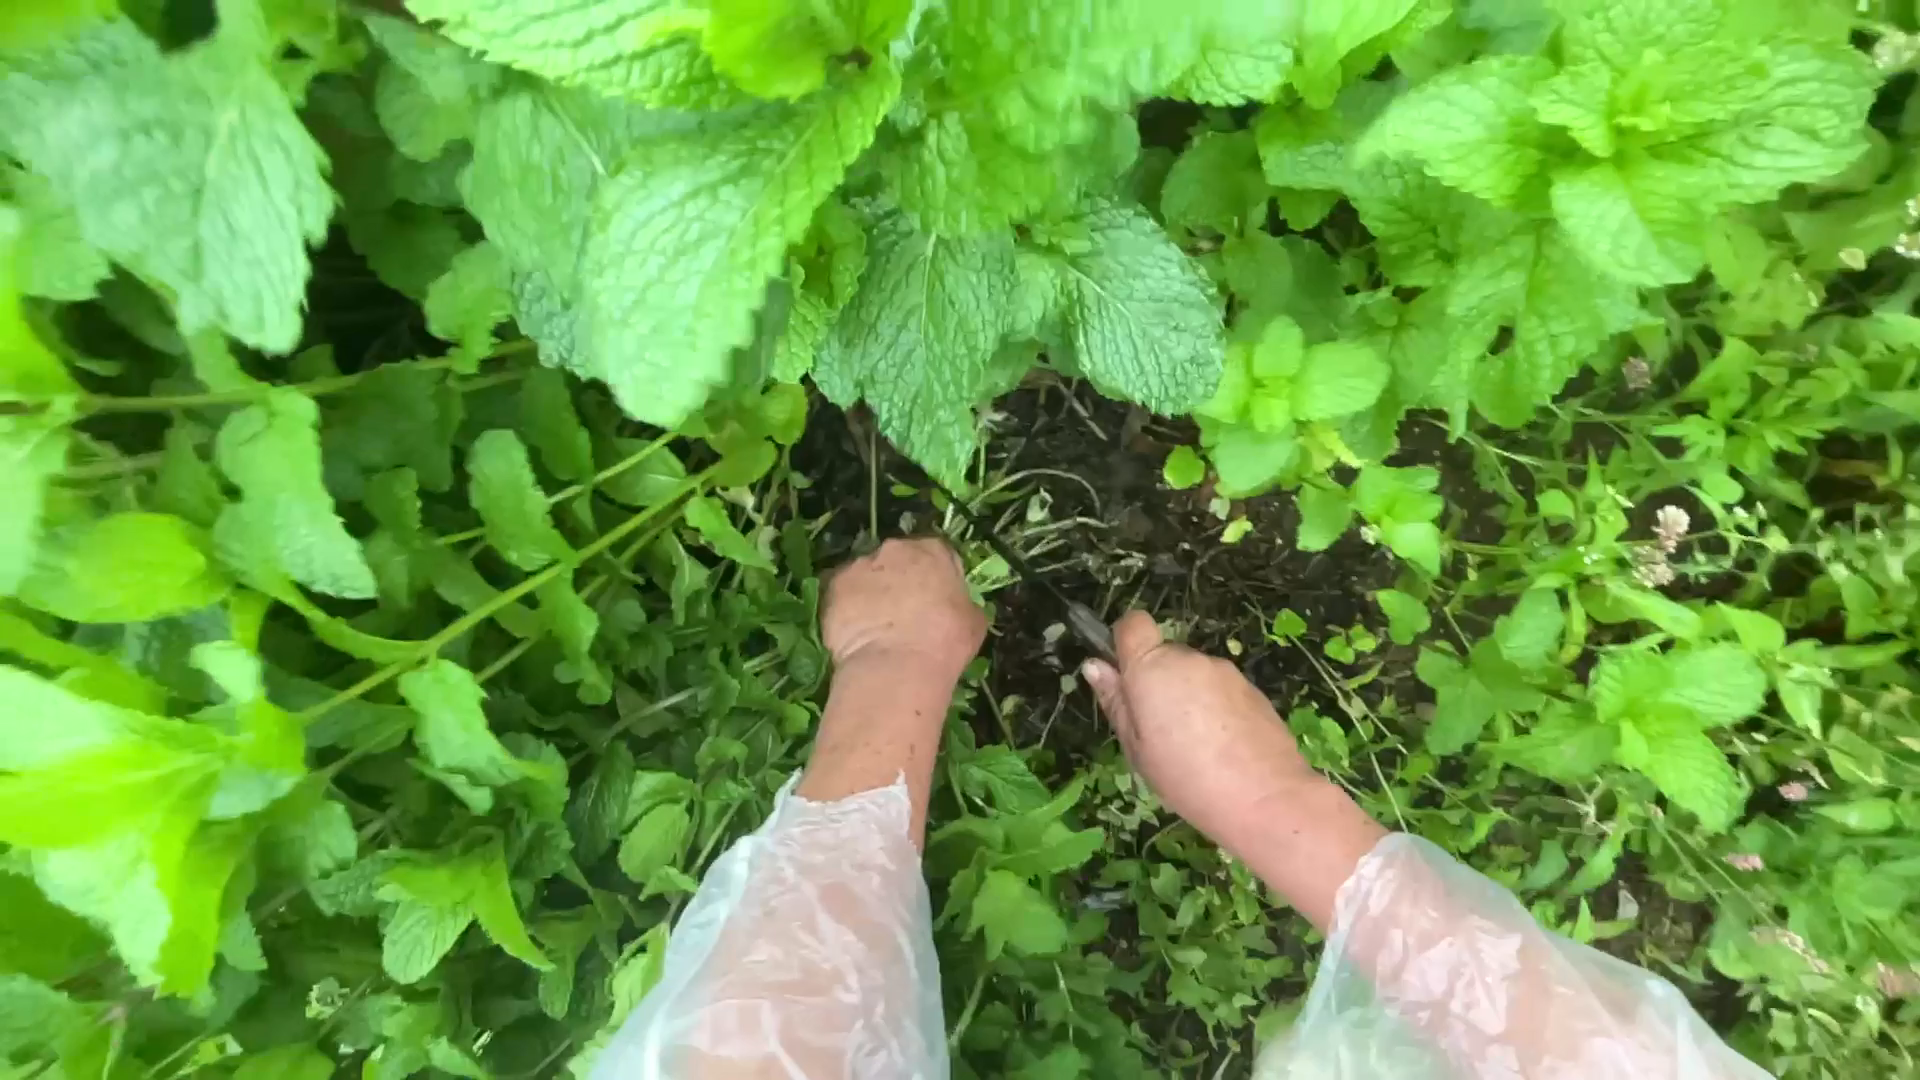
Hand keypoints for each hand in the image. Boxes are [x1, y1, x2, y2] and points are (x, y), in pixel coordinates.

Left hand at [822, 537, 985, 679]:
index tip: (936, 599)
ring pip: (865, 574)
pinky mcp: (832, 585)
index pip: (937, 554)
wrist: (898, 665)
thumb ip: (962, 602)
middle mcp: (894, 548)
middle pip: (897, 559)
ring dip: (870, 592)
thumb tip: (955, 606)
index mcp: (933, 549)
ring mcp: (859, 564)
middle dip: (899, 579)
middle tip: (902, 612)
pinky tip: (852, 632)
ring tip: (874, 625)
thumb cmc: (945, 642)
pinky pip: (840, 593)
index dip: (936, 577)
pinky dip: (845, 607)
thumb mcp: (974, 621)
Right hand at [1082, 611, 1321, 862]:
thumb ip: (1116, 701)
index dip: (1124, 643)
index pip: (1133, 624)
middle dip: (1158, 681)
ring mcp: (1224, 671)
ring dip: (1188, 695)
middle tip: (1159, 729)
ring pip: (1193, 673)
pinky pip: (1219, 688)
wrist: (1266, 798)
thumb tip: (1094, 665)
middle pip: (1164, 654)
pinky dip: (1214, 708)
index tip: (1126, 678)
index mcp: (1152, 668)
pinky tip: (1222, 746)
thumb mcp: (1136, 747)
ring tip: (1195, 744)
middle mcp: (1189, 658)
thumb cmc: (1186, 777)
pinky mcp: (1252, 688)